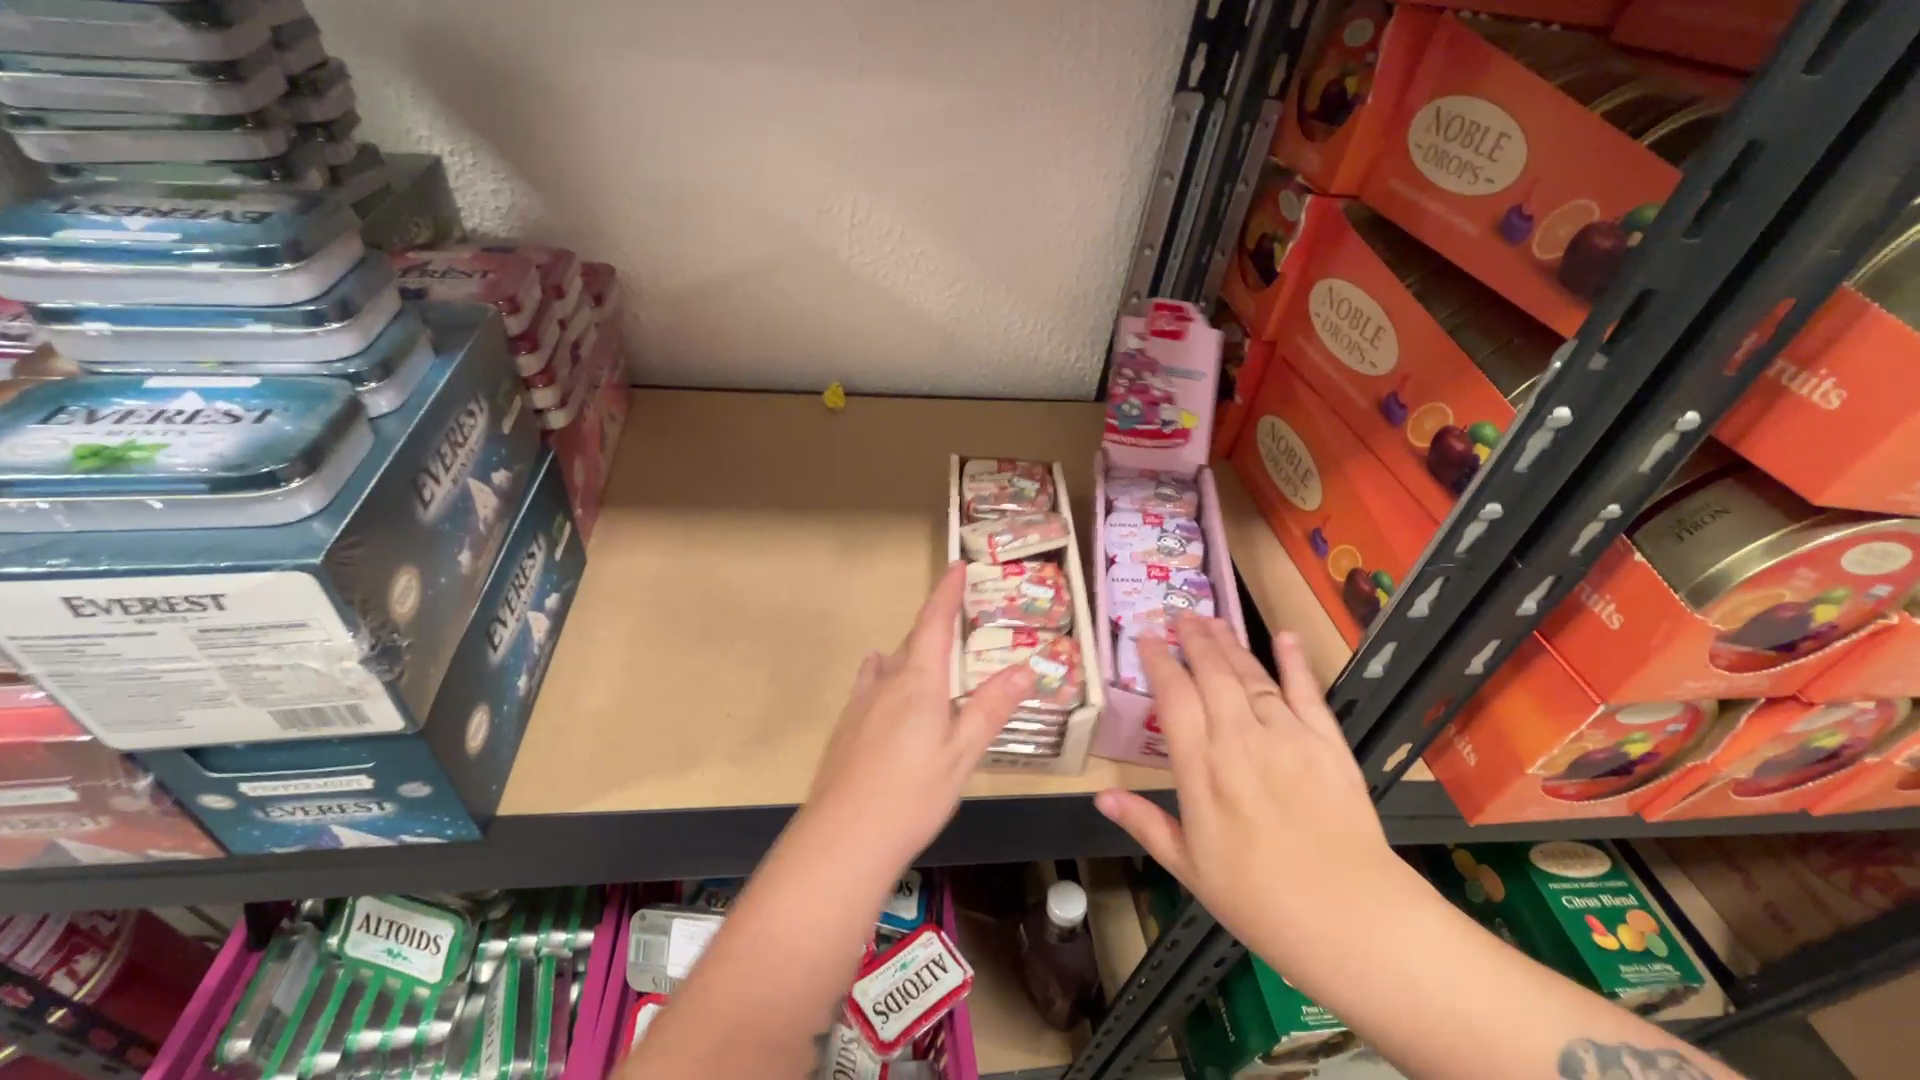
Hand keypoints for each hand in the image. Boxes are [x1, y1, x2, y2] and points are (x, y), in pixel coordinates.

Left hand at [805, 561, 1034, 865]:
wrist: (842, 839)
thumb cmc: (911, 796)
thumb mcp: (962, 754)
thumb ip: (990, 709)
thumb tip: (1024, 667)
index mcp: (918, 683)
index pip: (934, 624)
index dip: (946, 594)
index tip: (957, 566)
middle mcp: (884, 684)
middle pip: (911, 644)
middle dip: (934, 627)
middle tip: (958, 622)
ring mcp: (859, 707)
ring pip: (887, 666)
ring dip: (909, 654)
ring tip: (926, 657)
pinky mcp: (846, 731)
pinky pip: (871, 688)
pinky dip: (886, 677)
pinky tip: (886, 691)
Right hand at [1094, 617, 1404, 959]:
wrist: (1345, 915)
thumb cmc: (1257, 898)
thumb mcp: (1189, 868)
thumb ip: (1145, 824)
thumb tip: (1100, 798)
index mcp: (1201, 770)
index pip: (1174, 697)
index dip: (1159, 662)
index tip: (1147, 639)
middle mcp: (1240, 741)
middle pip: (1212, 674)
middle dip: (1194, 640)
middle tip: (1180, 615)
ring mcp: (1287, 737)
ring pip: (1252, 676)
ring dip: (1231, 645)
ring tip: (1213, 620)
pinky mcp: (1328, 744)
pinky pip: (1307, 693)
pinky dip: (1295, 662)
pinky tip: (1284, 637)